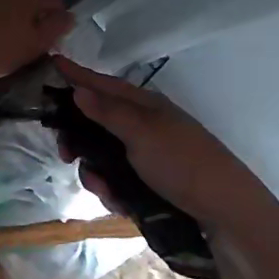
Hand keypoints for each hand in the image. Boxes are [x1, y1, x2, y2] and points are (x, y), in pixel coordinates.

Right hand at [53, 56, 273, 228]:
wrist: (227, 216)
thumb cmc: (185, 164)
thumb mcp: (143, 134)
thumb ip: (108, 113)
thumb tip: (78, 91)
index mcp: (145, 107)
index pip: (103, 85)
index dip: (77, 75)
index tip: (51, 62)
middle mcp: (143, 128)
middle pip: (95, 123)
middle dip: (77, 138)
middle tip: (65, 153)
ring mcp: (145, 157)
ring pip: (101, 156)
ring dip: (95, 172)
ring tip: (103, 188)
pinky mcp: (147, 185)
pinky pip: (114, 181)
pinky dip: (111, 190)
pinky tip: (118, 201)